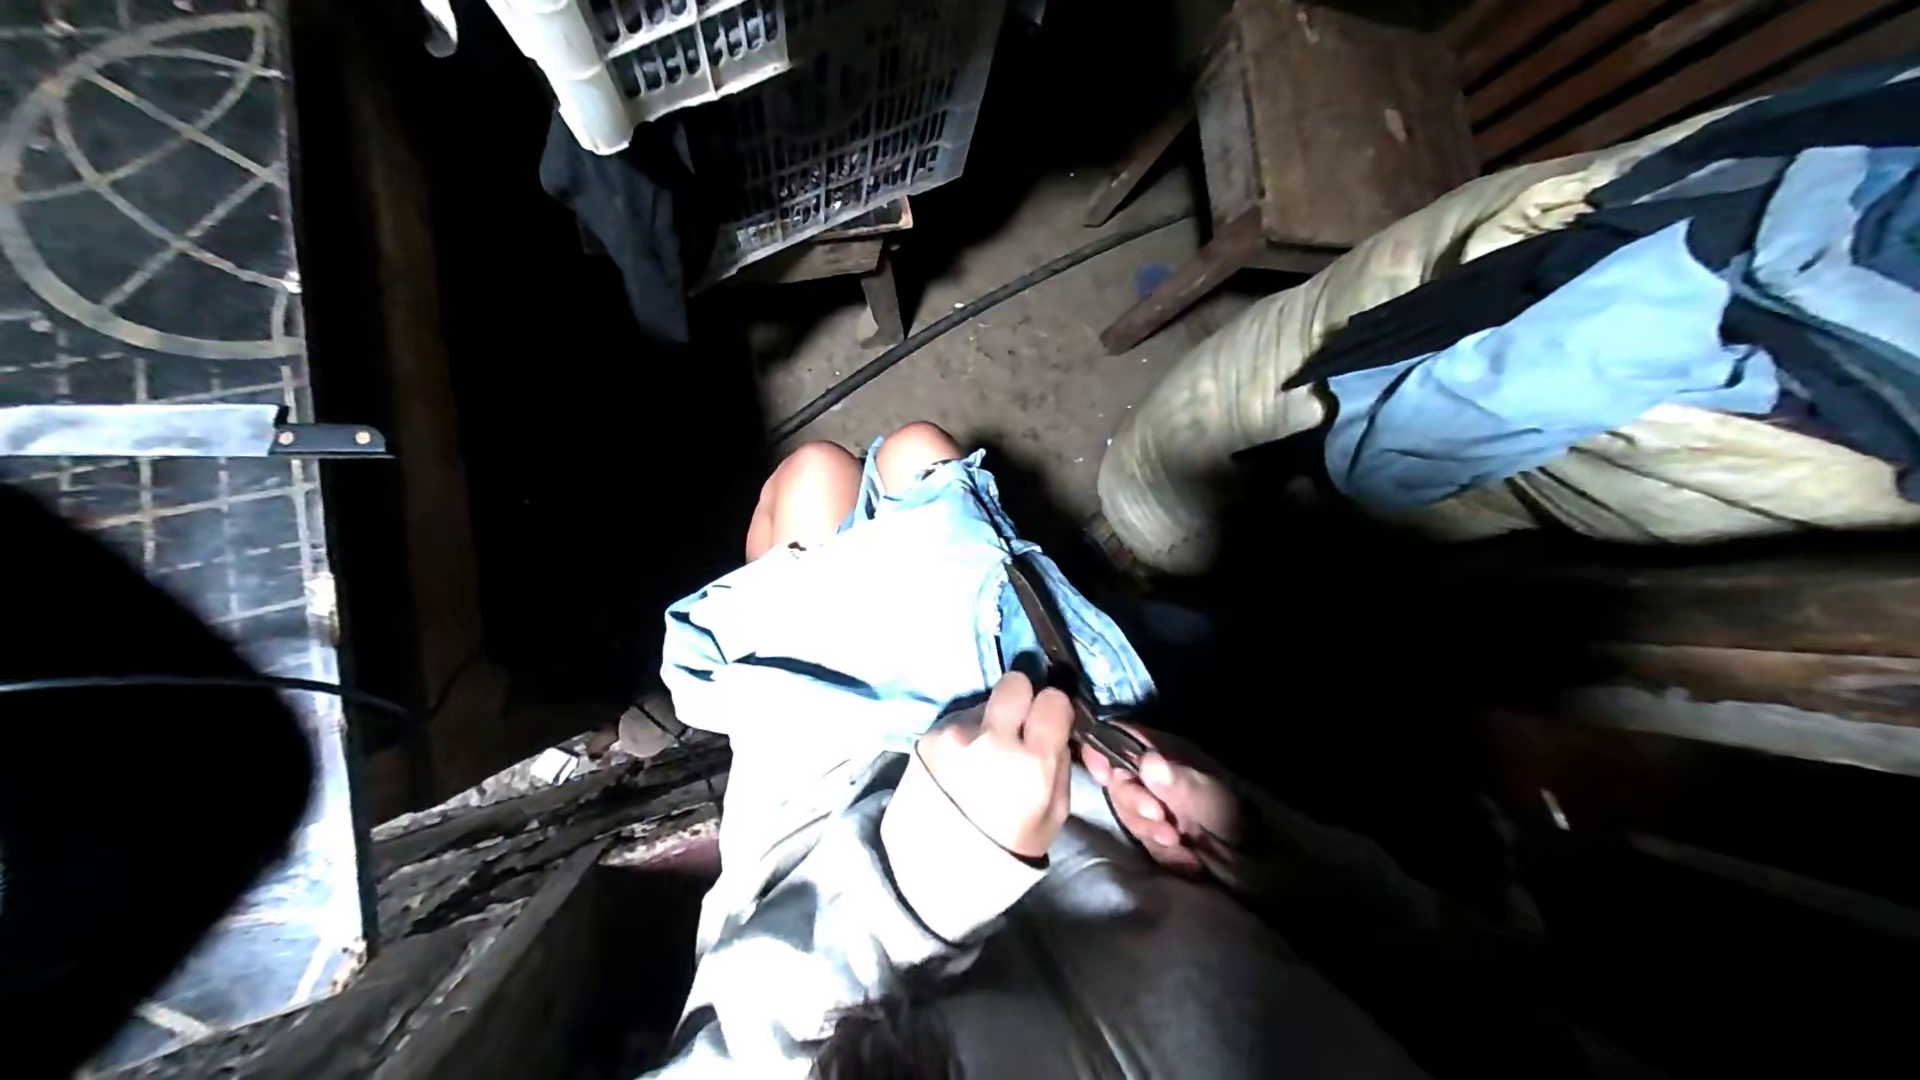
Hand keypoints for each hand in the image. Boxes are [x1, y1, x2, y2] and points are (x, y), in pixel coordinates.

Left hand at [916, 672, 1072, 858]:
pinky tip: (963, 760)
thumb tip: (1057, 726)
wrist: (940, 866)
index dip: (1053, 707)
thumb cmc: (1009, 844)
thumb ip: (1060, 763)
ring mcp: (956, 734)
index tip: (1049, 719)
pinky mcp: (930, 735)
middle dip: (1021, 695)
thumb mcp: (1054, 814)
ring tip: (984, 754)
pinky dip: (966, 732)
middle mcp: (992, 739)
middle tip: (1019, 720)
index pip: (1052, 699)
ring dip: (990, 719)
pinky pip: (960, 717)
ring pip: (985, 700)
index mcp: (1031, 763)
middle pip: (1014, 682)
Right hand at [1082, 726, 1244, 877]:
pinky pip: (1143, 840)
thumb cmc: (1241, 822)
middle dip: (1132, 800)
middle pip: (1119, 779)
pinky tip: (1186, 860)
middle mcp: (1155, 776)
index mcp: (1167, 754)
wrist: (1265, 872)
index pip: (1122, 740)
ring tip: (1176, 841)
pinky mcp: (1156, 835)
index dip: (1104, 750)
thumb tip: (1148, 762)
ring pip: (1127, 811)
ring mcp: (1154, 805)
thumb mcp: (1214, 800)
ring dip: (1146, 828)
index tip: (1102, 772)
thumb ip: (1180, 783)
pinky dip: (1161, 852)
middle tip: (1158, 817)